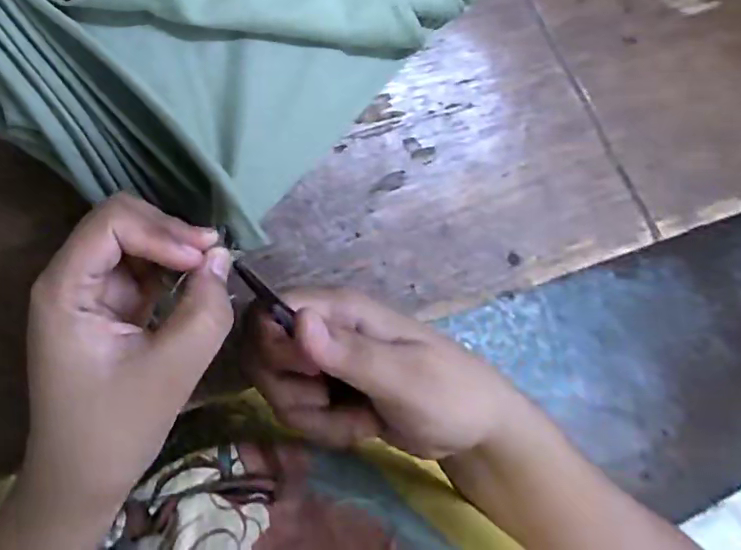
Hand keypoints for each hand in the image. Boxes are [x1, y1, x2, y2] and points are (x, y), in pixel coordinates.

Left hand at [0, 196, 233, 549]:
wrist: (78, 484)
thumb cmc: (113, 432)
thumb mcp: (168, 375)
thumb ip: (202, 314)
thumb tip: (221, 257)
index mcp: (63, 288)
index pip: (110, 224)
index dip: (158, 230)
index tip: (199, 258)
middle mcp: (68, 276)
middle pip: (119, 221)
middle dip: (167, 230)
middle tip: (212, 252)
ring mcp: (86, 288)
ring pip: (132, 237)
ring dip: (171, 243)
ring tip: (209, 261)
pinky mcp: (105, 301)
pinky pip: (139, 263)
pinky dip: (169, 264)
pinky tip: (194, 276)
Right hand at [239, 287, 529, 459]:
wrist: (475, 433)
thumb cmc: (448, 393)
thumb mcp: (404, 376)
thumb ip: (350, 352)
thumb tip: (298, 320)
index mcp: (339, 307)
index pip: (270, 310)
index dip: (275, 346)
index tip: (309, 378)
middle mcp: (322, 327)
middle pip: (264, 351)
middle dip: (292, 391)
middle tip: (332, 403)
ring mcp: (322, 359)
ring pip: (278, 387)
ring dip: (312, 417)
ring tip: (358, 420)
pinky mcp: (325, 390)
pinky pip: (297, 411)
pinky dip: (322, 429)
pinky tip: (358, 428)